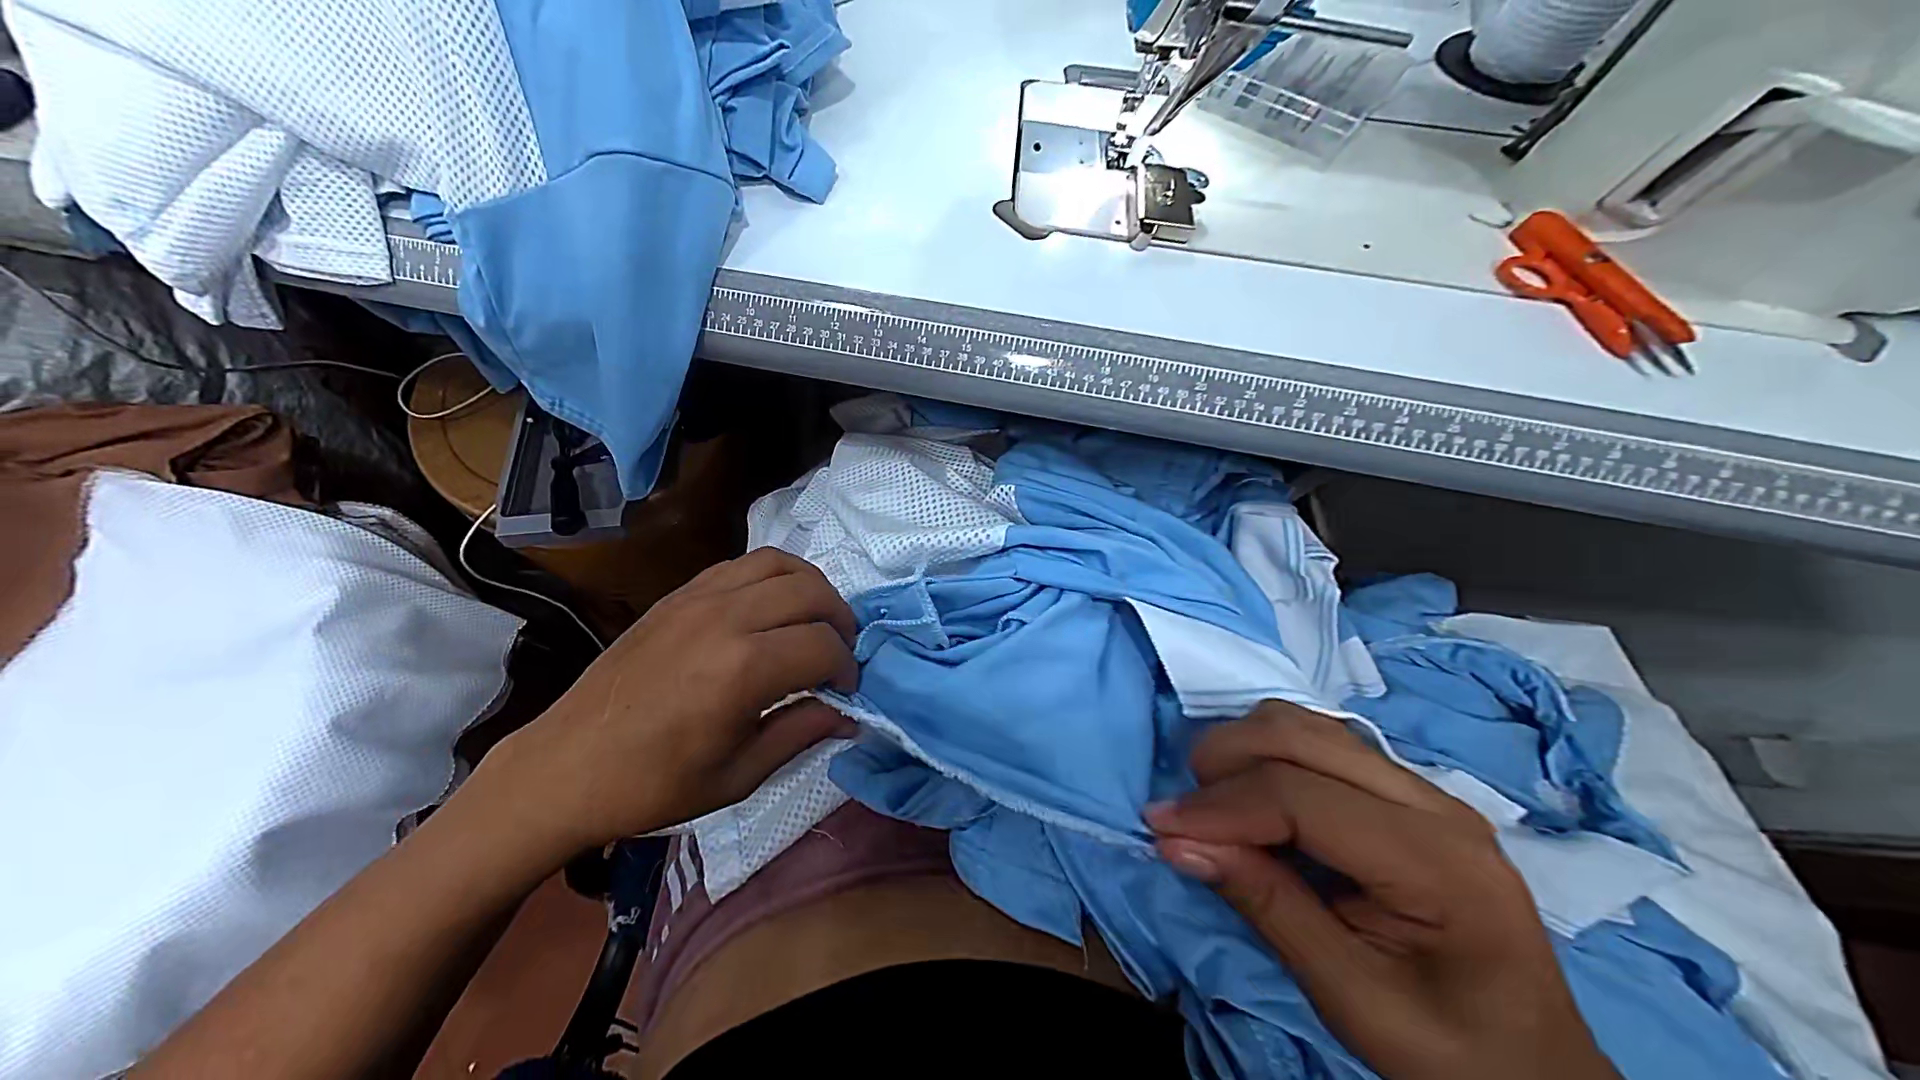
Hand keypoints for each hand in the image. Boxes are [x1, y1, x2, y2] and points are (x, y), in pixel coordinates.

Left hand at [479, 548, 858, 862]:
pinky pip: (743, 564)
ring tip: (815, 621)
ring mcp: (699, 598)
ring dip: (812, 589)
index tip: (844, 692)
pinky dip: (774, 577)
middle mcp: (726, 619)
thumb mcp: (739, 775)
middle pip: (812, 594)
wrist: (567, 765)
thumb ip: (802, 733)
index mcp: (743, 670)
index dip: (847, 669)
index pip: (824, 647)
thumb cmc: (654, 784)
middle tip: (839, 655)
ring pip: (781, 564)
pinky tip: (772, 609)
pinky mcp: (679, 593)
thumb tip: (849, 713)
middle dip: (841, 622)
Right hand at [1148, 702, 1620, 1079]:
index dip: (1219, 807)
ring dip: (1244, 748)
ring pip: (1308, 723)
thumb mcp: (1350, 996)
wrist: (1535, 1070)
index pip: (1300, 796)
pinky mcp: (1408, 791)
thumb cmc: (1448, 1049)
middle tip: (1181, 815)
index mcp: (1438, 862)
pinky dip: (1269, 754)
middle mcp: (1436, 803)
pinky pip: (1322, 741)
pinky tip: (1255, 799)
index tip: (1158, 827)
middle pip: (1301, 735)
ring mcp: (1425, 789)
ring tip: (1213, 805)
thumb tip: (1175, 842)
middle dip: (1224, 759)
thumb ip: (1265, 905)